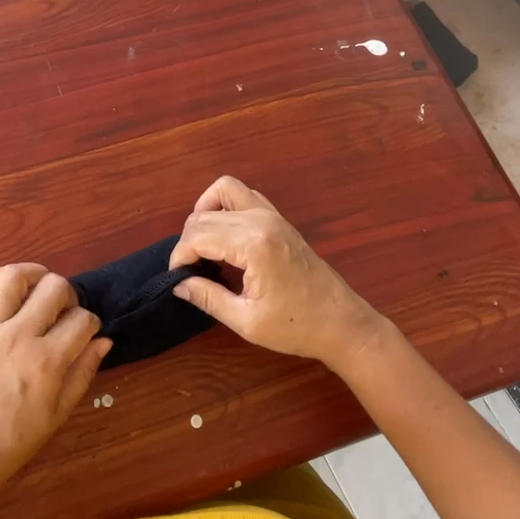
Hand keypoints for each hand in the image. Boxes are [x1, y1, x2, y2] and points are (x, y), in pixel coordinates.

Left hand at [0, 264, 111, 498]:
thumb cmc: (15, 439)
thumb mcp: (59, 413)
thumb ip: (83, 371)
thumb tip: (104, 340)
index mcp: (46, 362)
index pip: (82, 320)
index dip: (91, 323)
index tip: (87, 332)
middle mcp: (18, 337)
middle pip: (54, 287)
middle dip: (69, 295)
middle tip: (65, 311)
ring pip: (15, 276)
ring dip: (35, 273)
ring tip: (42, 285)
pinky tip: (11, 285)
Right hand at [169, 176, 387, 365]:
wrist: (342, 324)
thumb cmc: (296, 327)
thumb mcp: (246, 321)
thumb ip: (207, 297)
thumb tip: (177, 284)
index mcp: (252, 244)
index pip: (197, 235)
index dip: (179, 256)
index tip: (177, 278)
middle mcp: (260, 219)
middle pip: (203, 214)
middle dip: (188, 241)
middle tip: (190, 271)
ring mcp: (271, 214)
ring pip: (221, 191)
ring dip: (204, 215)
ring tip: (203, 247)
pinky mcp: (279, 218)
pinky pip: (243, 194)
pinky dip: (225, 205)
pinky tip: (224, 236)